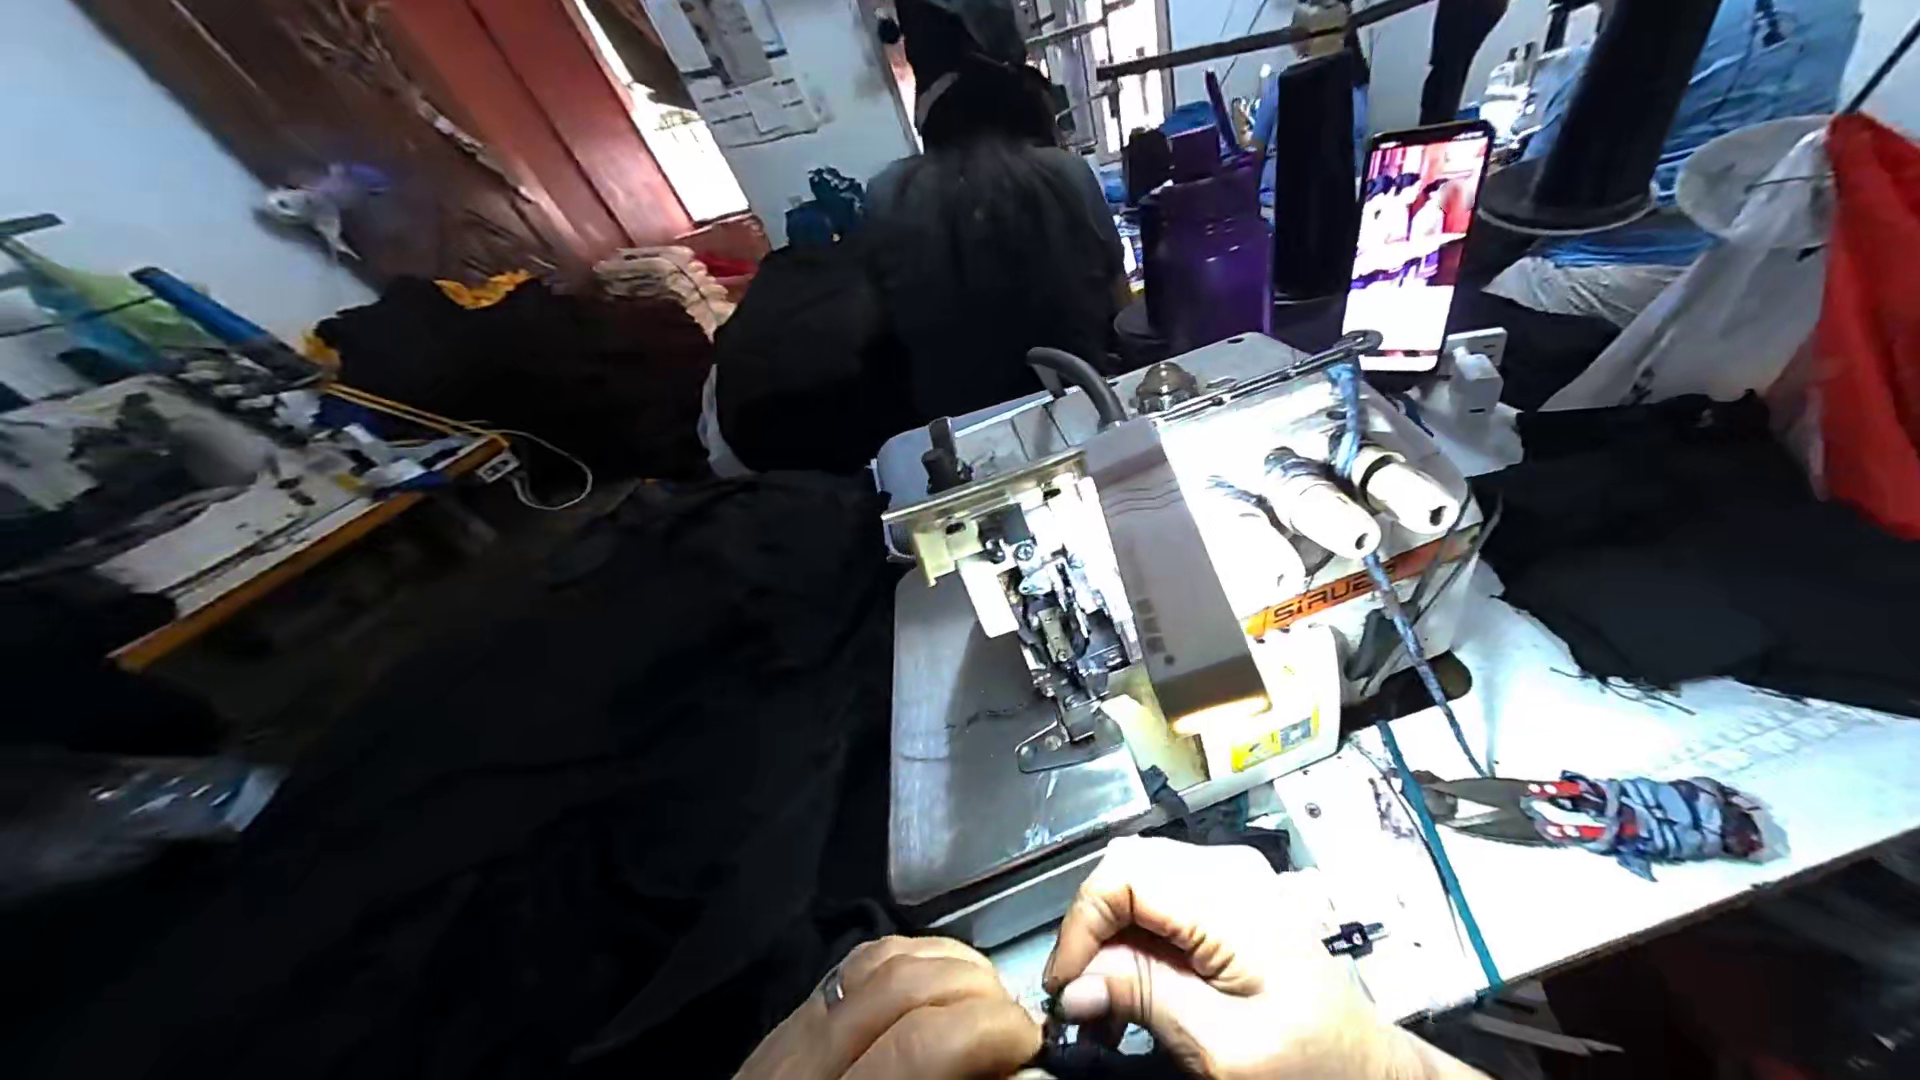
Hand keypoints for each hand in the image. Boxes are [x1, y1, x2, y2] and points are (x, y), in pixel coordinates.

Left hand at [735, 935, 1040, 1079]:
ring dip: (948, 963)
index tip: (1031, 1047)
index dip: (989, 1032)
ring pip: (880, 958)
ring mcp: (793, 1030)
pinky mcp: (794, 1014)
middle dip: (976, 990)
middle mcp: (805, 1064)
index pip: (919, 1046)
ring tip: (985, 995)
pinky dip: (913, 954)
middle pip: (902, 986)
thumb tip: (1029, 1074)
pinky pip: (859, 958)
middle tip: (1013, 1022)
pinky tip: (941, 976)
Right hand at [1042, 837, 1479, 1079]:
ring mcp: (1225, 872)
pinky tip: (1131, 976)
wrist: (1372, 1071)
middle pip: (1124, 867)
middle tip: (1077, 992)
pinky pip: (1157, 889)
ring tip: (1101, 994)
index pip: (1123, 876)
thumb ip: (1145, 999)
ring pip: (1134, 874)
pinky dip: (1132, 929)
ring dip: (1107, 929)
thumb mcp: (1225, 1050)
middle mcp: (1223, 866)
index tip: (1064, 984)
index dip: (1081, 924)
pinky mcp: (1223, 888)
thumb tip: (1071, 986)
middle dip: (1090, 926)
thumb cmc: (1313, 1066)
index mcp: (1228, 897)